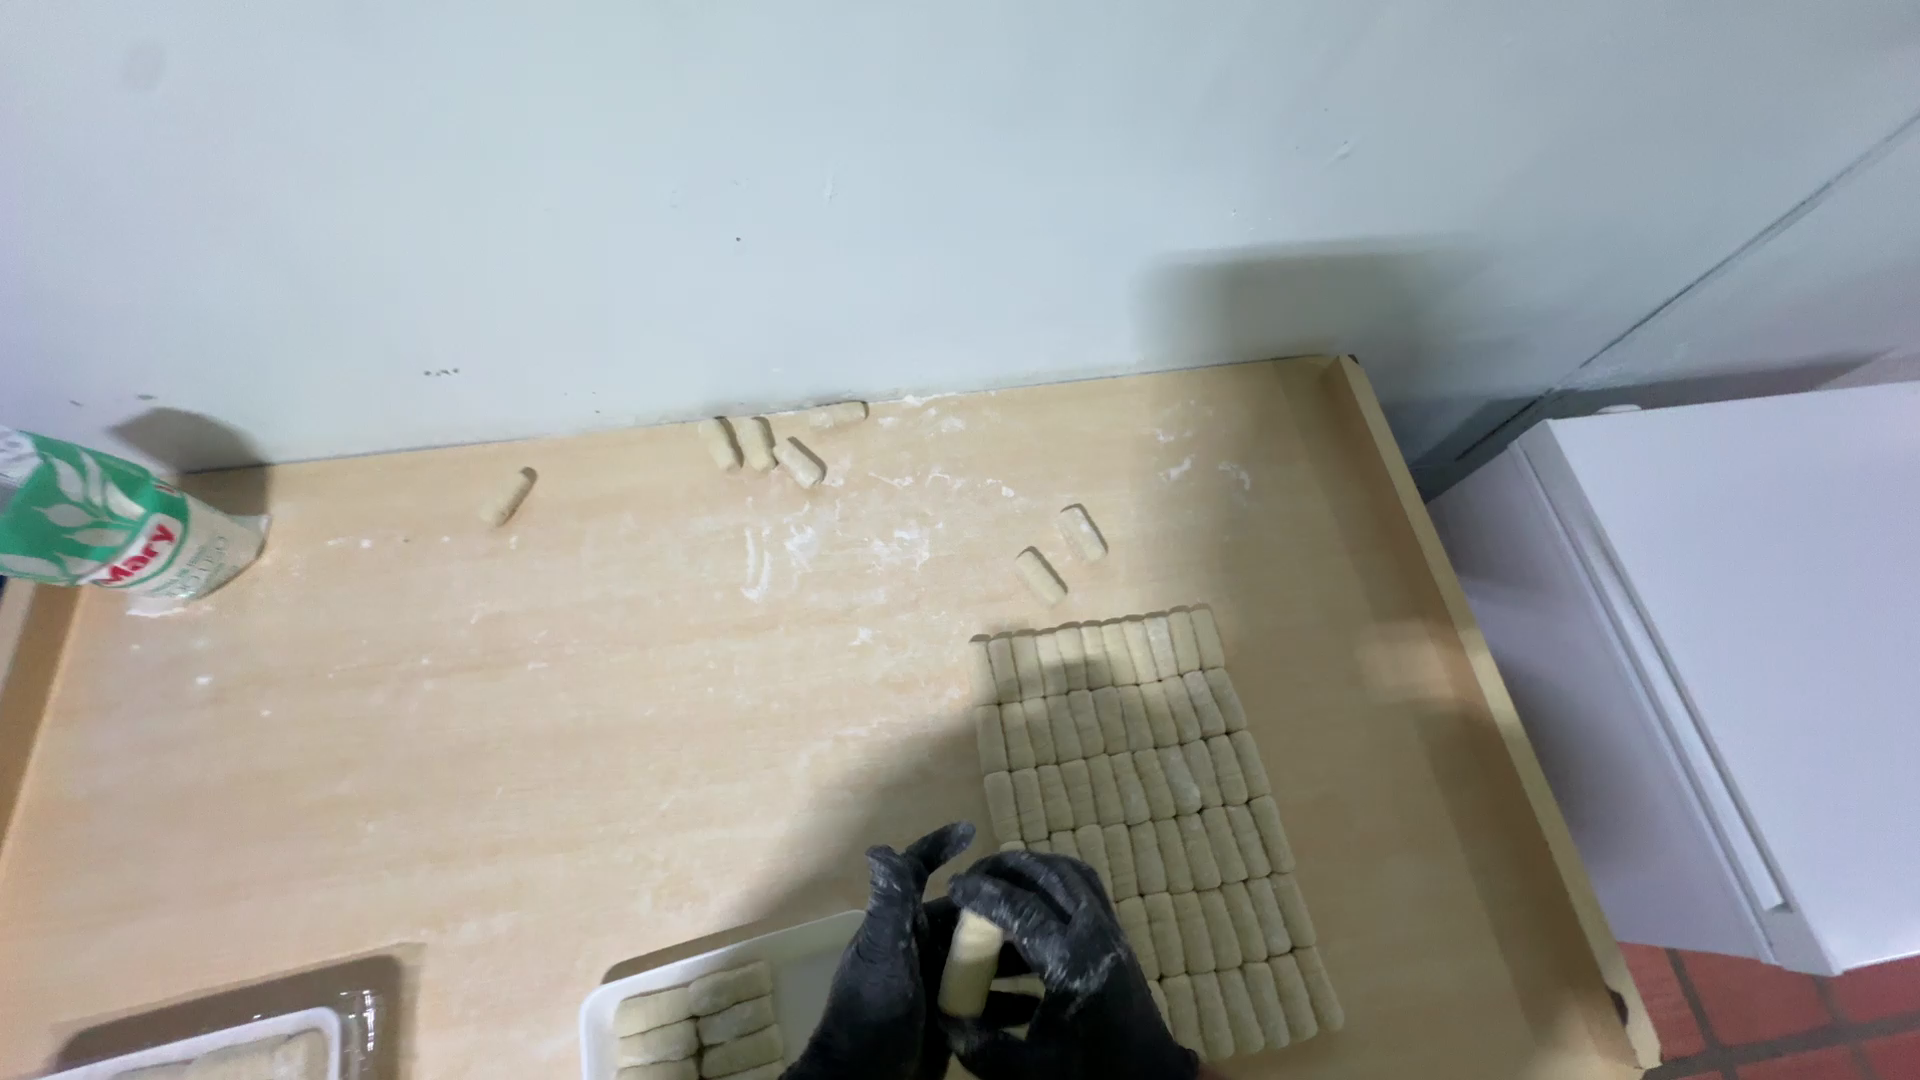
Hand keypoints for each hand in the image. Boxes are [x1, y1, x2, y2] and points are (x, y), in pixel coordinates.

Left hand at [784, 821, 1032, 1079]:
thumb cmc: (871, 1008)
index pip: (918, 872)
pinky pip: (990, 1000)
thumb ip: (889, 903)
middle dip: (999, 904)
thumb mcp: (883, 951)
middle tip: (1041, 898)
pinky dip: (1014, 998)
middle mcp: (922, 944)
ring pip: (985, 956)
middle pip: (966, 914)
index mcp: (902, 923)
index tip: (970, 831)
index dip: (939, 847)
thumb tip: (879, 848)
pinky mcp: (953, 1016)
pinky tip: (1044, 998)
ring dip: (1015, 952)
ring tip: (1055, 947)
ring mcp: (938, 981)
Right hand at [942, 851, 1197, 1079]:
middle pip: (1048, 875)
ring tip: (998, 877)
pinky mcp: (1117, 931)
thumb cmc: (1089, 1077)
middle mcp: (1096, 934)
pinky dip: (1054, 877)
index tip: (954, 884)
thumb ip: (981, 1044)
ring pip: (1069, 872)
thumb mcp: (1029, 1073)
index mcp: (1073, 965)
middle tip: (974, 874)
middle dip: (1006, 868)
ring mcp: (1112, 928)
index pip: (1022, 909)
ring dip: (1032, 867)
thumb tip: (942, 1014)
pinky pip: (1084, 885)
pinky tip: (1031, 893)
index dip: (983, 893)